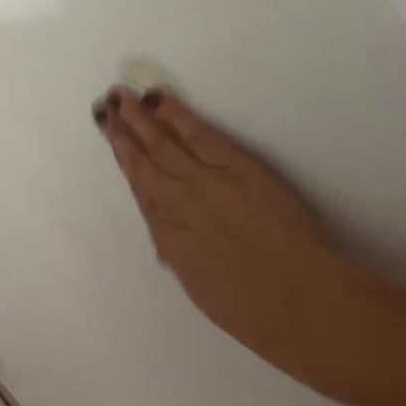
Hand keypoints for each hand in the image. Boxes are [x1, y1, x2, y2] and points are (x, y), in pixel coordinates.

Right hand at [93, 86, 359, 373]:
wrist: (299, 300)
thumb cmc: (254, 309)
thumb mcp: (200, 287)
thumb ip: (180, 253)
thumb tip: (168, 237)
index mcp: (167, 236)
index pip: (140, 188)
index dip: (123, 160)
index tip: (110, 136)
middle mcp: (176, 202)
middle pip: (142, 160)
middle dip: (122, 131)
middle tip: (105, 105)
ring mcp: (203, 180)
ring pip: (162, 142)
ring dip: (139, 116)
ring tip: (122, 96)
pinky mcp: (235, 166)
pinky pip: (198, 133)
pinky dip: (177, 114)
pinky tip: (162, 100)